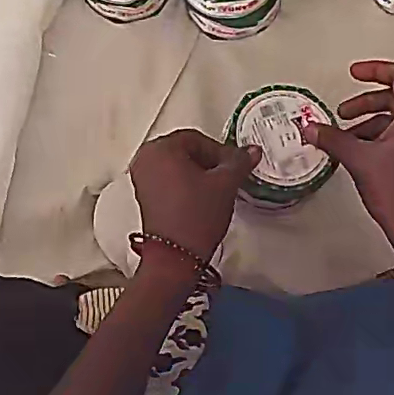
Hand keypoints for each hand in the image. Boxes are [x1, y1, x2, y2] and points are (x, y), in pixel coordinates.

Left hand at [129, 129, 256, 264]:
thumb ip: (239, 162)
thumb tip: (252, 150)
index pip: (197, 139)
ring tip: (217, 189)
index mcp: (160, 148)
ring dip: (199, 173)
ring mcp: (141, 178)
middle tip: (228, 176)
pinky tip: (202, 198)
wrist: (176, 256)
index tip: (235, 166)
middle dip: (209, 161)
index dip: (220, 151)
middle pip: (185, 150)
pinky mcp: (144, 197)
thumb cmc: (197, 215)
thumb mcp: (225, 184)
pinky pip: (168, 179)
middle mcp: (145, 159)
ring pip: (177, 166)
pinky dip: (186, 184)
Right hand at [302, 61, 393, 263]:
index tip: (354, 73)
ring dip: (370, 122)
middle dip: (367, 101)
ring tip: (344, 138)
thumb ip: (332, 138)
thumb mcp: (360, 159)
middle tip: (343, 113)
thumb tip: (309, 127)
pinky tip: (358, 153)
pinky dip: (380, 137)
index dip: (376, 70)